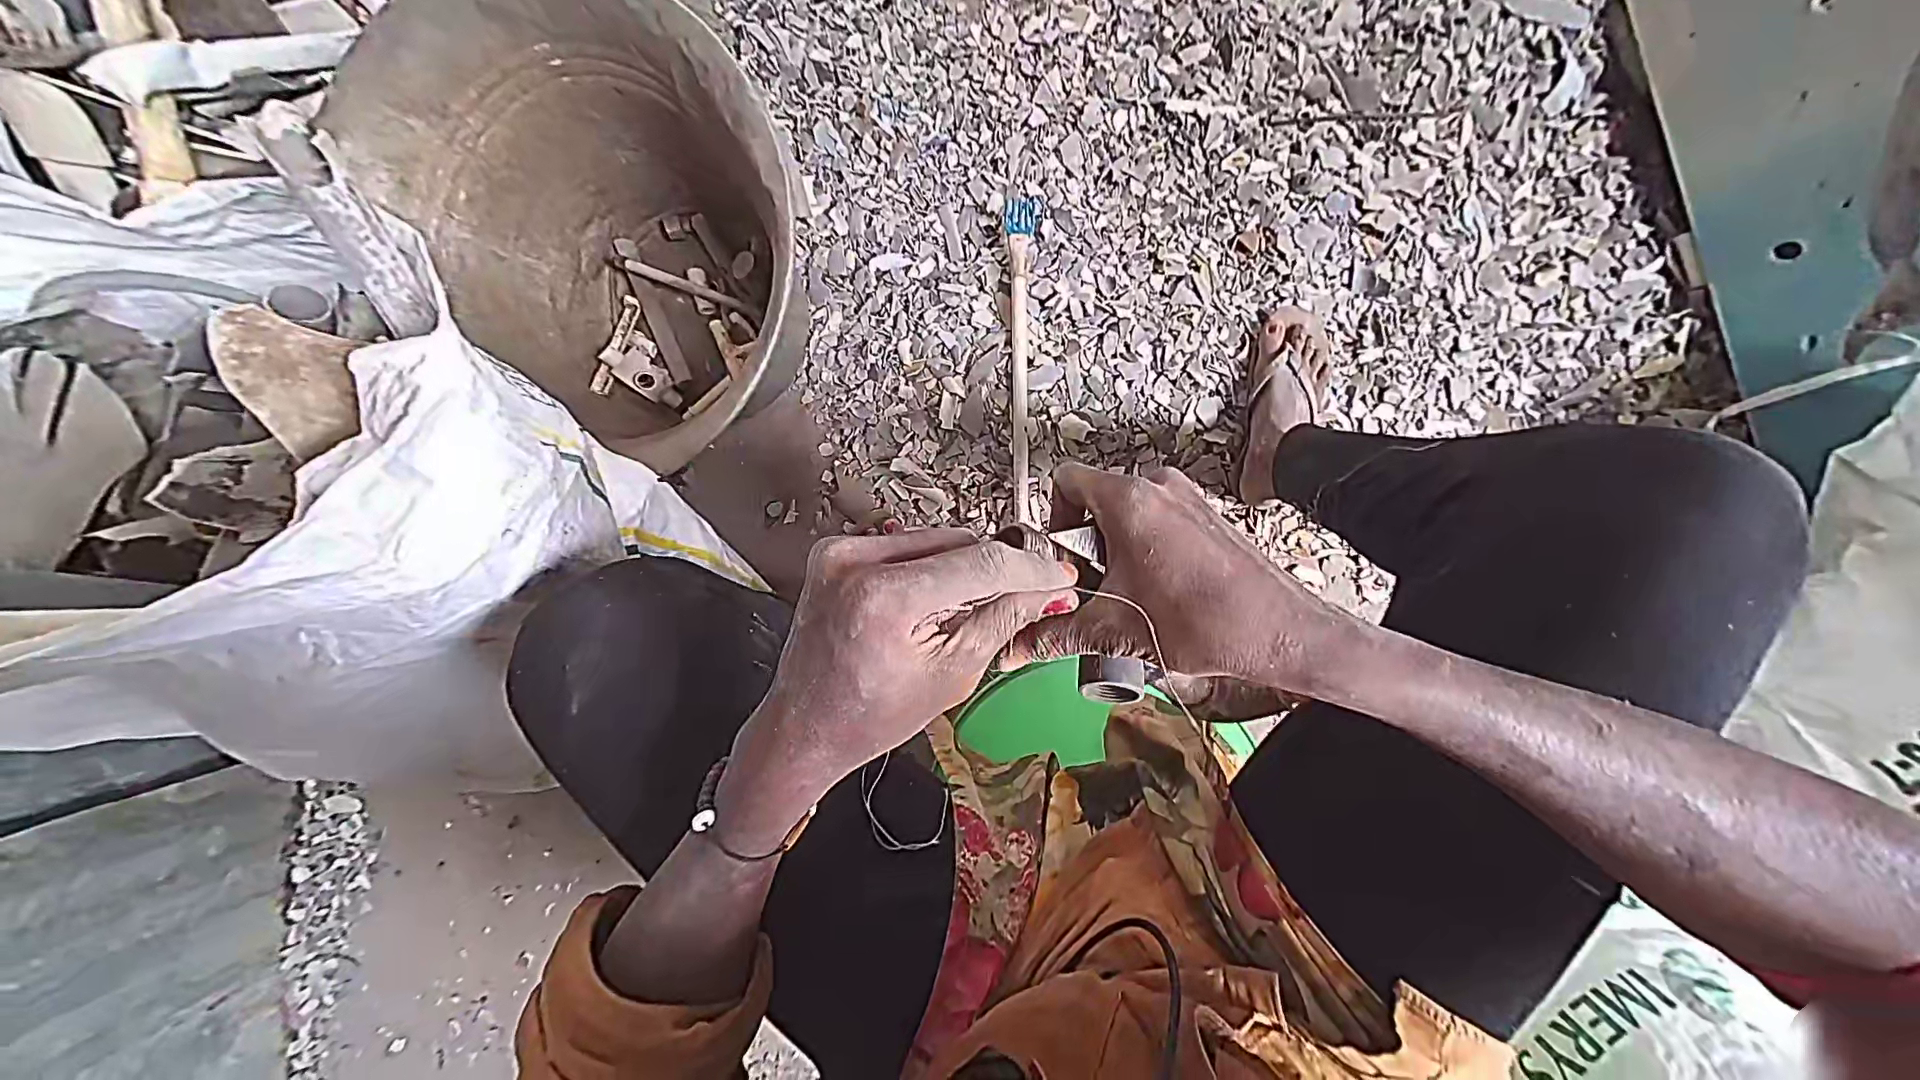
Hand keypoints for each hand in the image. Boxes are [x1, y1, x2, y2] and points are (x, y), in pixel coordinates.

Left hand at [717, 529, 1077, 850]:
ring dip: (966, 566)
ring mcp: (841, 551)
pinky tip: (936, 601)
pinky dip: (932, 566)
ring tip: (969, 609)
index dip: (1030, 568)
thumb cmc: (868, 716)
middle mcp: (856, 561)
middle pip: (960, 542)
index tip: (1058, 575)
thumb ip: (1003, 619)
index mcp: (884, 598)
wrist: (805, 726)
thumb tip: (1045, 592)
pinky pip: (906, 545)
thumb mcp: (951, 674)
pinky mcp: (837, 551)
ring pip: (935, 538)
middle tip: (1028, 595)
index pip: (981, 561)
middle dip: (999, 569)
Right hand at [1003, 463, 1359, 693]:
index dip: (1051, 519)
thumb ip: (1058, 634)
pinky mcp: (1204, 516)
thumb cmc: (1215, 621)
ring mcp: (1186, 499)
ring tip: (1127, 593)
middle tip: (1094, 584)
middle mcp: (1159, 488)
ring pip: (1125, 511)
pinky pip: (1155, 519)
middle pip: (1093, 499)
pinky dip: (1142, 549)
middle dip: (1084, 544)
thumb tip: (1024, 643)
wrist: (1282, 633)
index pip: (1064, 481)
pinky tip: (1155, 591)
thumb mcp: (1118, 629)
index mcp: (1130, 500)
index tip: (1062, 556)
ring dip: (1114, 549)